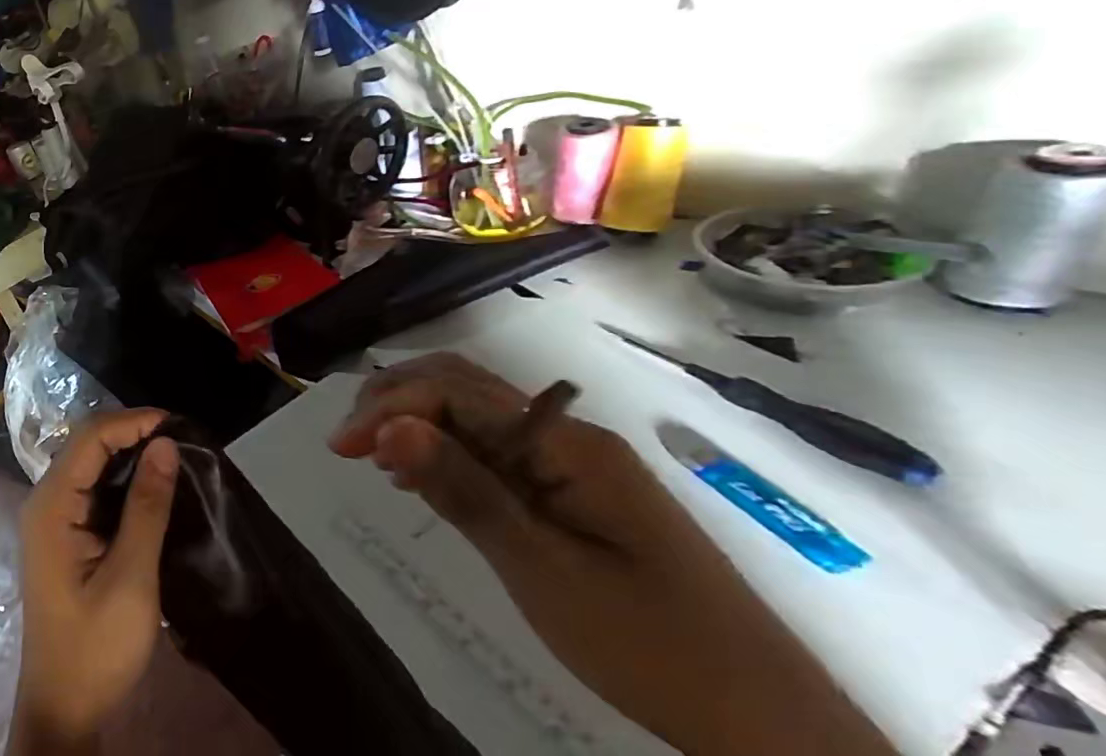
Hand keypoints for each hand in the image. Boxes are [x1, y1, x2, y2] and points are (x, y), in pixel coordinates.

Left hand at [10, 410, 178, 755]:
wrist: (65, 708)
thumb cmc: (96, 646)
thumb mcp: (131, 577)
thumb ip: (147, 507)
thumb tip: (165, 443)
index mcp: (51, 507)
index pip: (90, 438)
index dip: (133, 421)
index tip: (178, 424)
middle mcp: (46, 502)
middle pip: (88, 444)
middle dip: (133, 431)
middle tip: (182, 437)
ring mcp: (54, 518)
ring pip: (92, 462)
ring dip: (131, 452)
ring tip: (176, 453)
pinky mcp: (67, 533)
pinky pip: (95, 487)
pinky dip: (126, 476)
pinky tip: (155, 482)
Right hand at [330, 353, 894, 755]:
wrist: (764, 718)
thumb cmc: (649, 644)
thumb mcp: (541, 570)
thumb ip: (465, 490)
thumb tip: (393, 426)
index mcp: (566, 443)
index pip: (458, 393)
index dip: (392, 407)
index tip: (340, 447)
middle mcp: (569, 434)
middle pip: (468, 387)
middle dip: (399, 399)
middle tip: (348, 440)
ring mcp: (577, 461)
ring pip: (481, 415)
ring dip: (422, 420)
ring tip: (374, 452)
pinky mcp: (578, 491)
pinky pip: (501, 451)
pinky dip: (452, 452)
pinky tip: (426, 476)